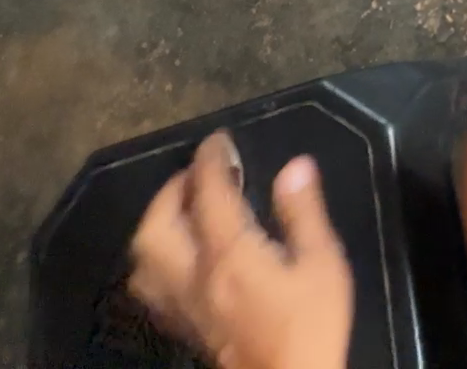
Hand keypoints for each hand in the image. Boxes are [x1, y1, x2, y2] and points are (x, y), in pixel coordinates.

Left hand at [129, 133, 352, 368]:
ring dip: (157, 223)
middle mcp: (195, 278)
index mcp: (230, 256)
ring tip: (185, 205)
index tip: (217, 140)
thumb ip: (304, 212)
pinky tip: (182, 251)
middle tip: (198, 171)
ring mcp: (184, 306)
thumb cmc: (312, 321)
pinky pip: (152, 284)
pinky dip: (159, 254)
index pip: (210, 198)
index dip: (211, 162)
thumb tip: (295, 166)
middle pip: (156, 229)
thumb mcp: (322, 261)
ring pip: (144, 259)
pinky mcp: (185, 326)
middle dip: (171, 192)